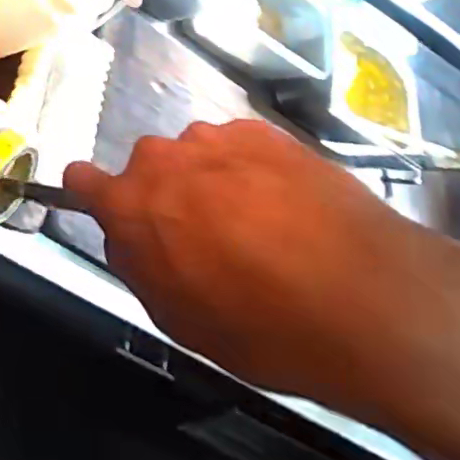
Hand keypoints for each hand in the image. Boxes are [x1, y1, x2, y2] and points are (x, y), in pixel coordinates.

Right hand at [64, 120, 459, 414]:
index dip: (90, 194)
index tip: (109, 210)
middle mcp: (163, 159)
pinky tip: (290, 207)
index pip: (81, 179)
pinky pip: (238, 148)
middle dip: (165, 196)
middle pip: (147, 170)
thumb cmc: (267, 328)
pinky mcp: (265, 132)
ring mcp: (215, 138)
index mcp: (131, 205)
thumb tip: (128, 237)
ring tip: (261, 224)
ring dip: (209, 181)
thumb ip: (138, 267)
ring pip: (194, 156)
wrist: (378, 303)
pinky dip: (250, 170)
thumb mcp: (181, 320)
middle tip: (208, 237)